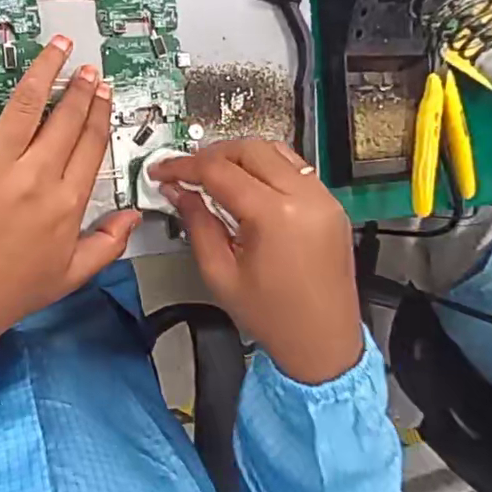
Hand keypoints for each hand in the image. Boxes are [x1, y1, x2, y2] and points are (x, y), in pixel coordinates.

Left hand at [0, 37, 142, 349]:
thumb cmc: (10, 290)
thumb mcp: (70, 275)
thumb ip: (107, 243)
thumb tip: (133, 216)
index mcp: (67, 204)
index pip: (91, 145)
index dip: (100, 113)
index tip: (104, 93)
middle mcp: (36, 178)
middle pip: (66, 119)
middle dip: (80, 88)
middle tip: (86, 68)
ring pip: (26, 106)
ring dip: (45, 71)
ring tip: (58, 47)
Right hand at [150, 140, 362, 383]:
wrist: (324, 342)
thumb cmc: (275, 317)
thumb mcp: (219, 272)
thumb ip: (196, 223)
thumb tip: (178, 192)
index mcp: (276, 216)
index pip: (218, 170)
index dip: (182, 166)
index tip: (162, 171)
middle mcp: (305, 199)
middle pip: (247, 149)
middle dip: (209, 154)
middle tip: (183, 171)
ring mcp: (323, 200)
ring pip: (273, 149)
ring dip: (236, 155)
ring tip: (210, 174)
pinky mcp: (330, 205)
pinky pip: (293, 166)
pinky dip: (263, 165)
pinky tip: (243, 183)